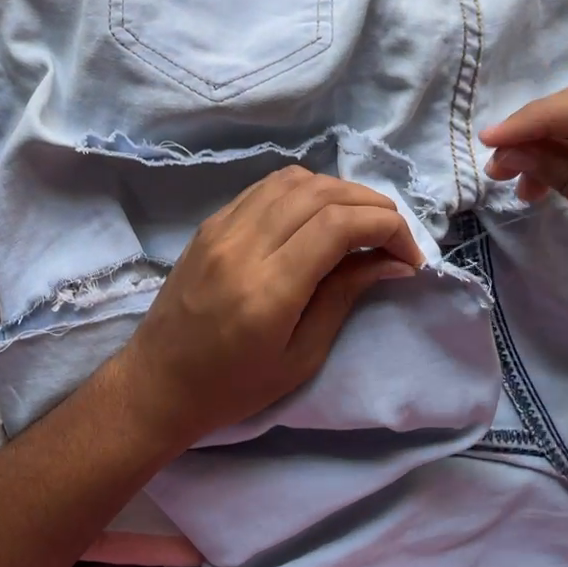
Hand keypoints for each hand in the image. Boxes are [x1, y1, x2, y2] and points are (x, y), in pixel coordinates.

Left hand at [97, 167, 423, 450]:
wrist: (158, 380)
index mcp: (267, 287)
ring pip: (292, 180)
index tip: (409, 257)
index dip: (386, 228)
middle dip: (371, 205)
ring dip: (338, 191)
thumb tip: (392, 261)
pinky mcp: (211, 223)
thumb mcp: (300, 356)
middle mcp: (242, 244)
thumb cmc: (233, 386)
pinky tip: (320, 216)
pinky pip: (265, 187)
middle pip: (320, 193)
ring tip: (362, 224)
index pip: (338, 224)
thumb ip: (344, 297)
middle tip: (395, 238)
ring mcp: (221, 227)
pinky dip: (303, 190)